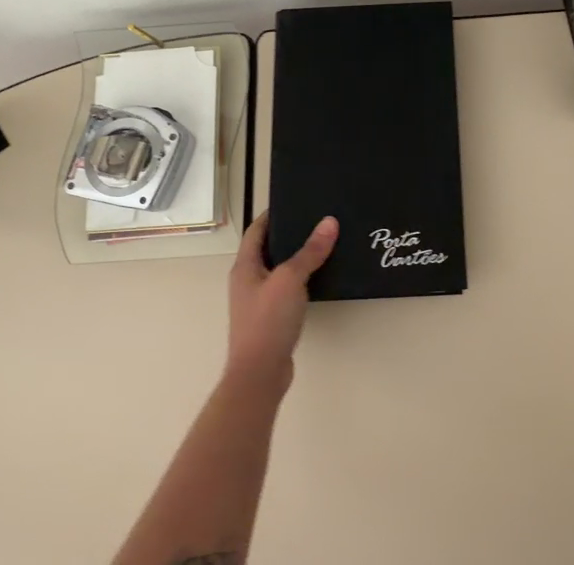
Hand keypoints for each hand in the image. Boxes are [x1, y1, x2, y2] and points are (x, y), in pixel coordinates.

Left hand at [225, 213, 338, 391]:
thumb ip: (310, 251)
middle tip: (316, 221)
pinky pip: (286, 290)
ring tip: (323, 245)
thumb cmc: (268, 320)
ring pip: (278, 271)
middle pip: (266, 250)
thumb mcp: (291, 279)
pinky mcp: (271, 319)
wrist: (260, 372)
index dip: (271, 215)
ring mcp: (258, 302)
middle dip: (288, 235)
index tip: (293, 202)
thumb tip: (329, 222)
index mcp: (244, 267)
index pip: (256, 231)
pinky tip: (319, 279)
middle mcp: (247, 281)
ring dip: (296, 259)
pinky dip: (301, 280)